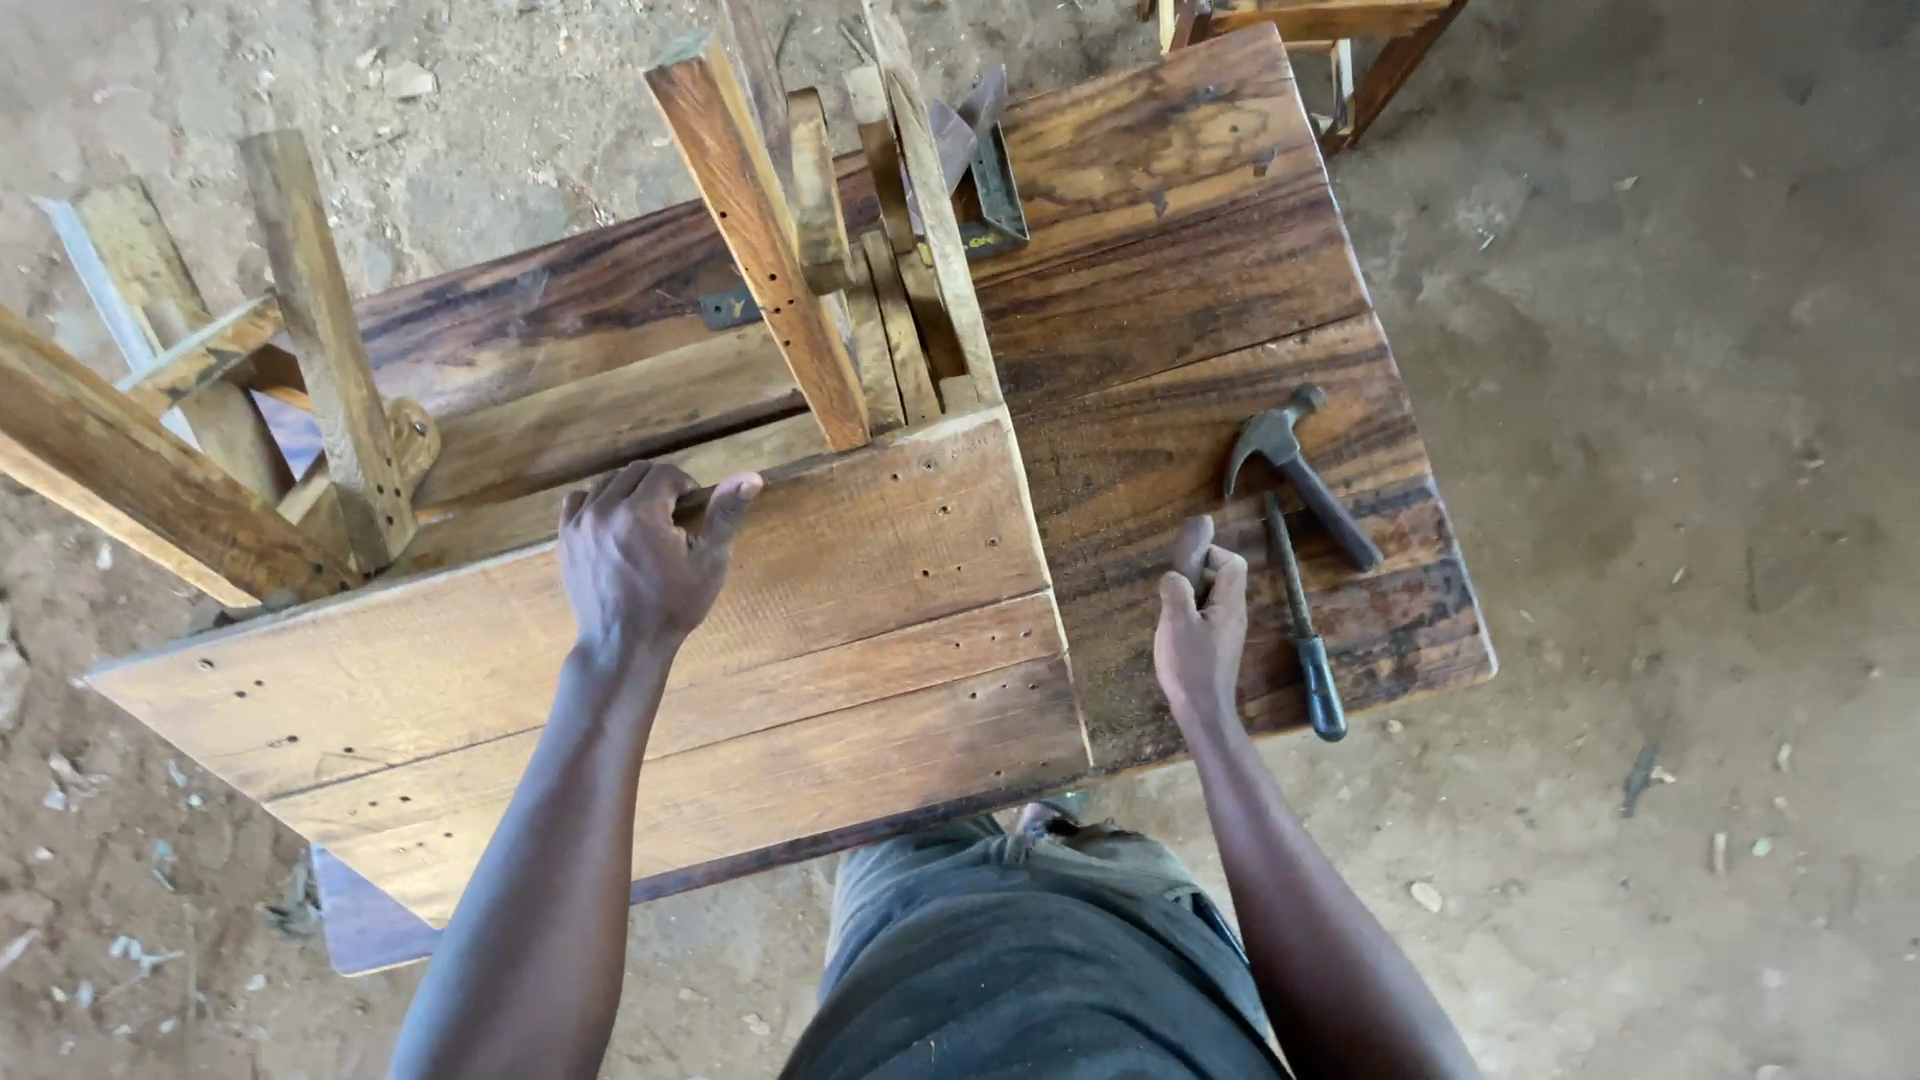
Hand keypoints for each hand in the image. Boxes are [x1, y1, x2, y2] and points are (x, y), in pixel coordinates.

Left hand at [558, 461, 762, 658]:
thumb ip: (725, 514)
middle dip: (658, 485)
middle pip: (635, 471)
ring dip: (630, 491)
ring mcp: (579, 524)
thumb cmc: (673, 606)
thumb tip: (751, 477)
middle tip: (672, 515)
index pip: (665, 472)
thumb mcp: (708, 562)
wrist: (623, 643)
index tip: (691, 508)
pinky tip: (614, 523)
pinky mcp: (564, 538)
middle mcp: (605, 510)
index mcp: (641, 513)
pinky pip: (578, 500)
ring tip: (645, 521)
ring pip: (607, 482)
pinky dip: (598, 502)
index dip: (685, 485)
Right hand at [1154, 543, 1248, 729]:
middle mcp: (1235, 615)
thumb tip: (1174, 577)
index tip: (1185, 565)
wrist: (1203, 711)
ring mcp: (1228, 632)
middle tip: (1171, 591)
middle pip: (1222, 579)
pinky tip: (1173, 633)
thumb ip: (1176, 591)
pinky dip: (1190, 616)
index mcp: (1230, 605)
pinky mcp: (1218, 647)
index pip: (1233, 563)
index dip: (1211, 554)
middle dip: (1195, 577)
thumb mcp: (1176, 623)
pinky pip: (1207, 618)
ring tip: (1168, 614)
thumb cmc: (1190, 665)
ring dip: (1189, 598)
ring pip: (1211, 600)